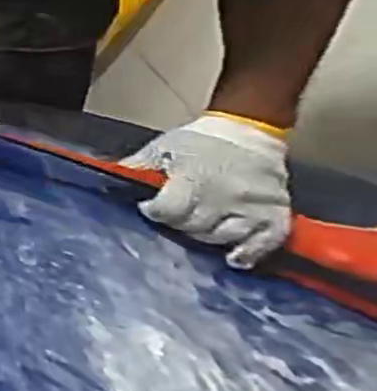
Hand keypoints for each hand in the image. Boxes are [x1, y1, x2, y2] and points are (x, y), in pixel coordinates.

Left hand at [120, 112, 290, 268]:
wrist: (247, 131)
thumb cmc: (194, 141)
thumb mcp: (157, 150)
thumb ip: (135, 168)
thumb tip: (110, 183)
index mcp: (195, 180)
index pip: (169, 211)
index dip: (153, 212)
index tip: (147, 208)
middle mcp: (228, 196)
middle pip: (195, 226)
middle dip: (176, 225)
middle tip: (172, 217)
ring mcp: (257, 206)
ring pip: (225, 236)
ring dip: (205, 237)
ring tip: (194, 229)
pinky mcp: (280, 211)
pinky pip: (269, 241)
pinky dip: (251, 253)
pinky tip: (234, 259)